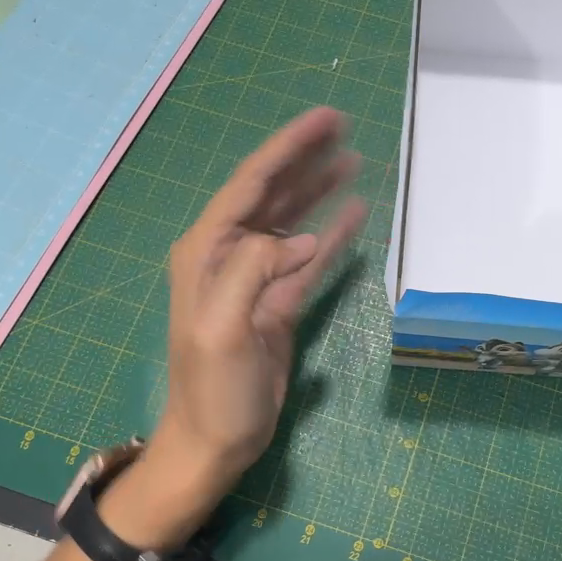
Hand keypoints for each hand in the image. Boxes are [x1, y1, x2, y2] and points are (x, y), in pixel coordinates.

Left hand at [104, 108, 365, 549]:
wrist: (215, 441)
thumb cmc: (212, 388)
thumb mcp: (221, 328)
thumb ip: (252, 271)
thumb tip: (296, 239)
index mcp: (207, 251)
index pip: (250, 184)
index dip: (287, 149)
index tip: (326, 119)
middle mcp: (230, 254)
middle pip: (272, 192)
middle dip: (305, 158)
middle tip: (344, 126)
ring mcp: (257, 277)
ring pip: (292, 219)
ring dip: (319, 189)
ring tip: (353, 159)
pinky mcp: (279, 301)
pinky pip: (309, 257)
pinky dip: (332, 234)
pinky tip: (354, 212)